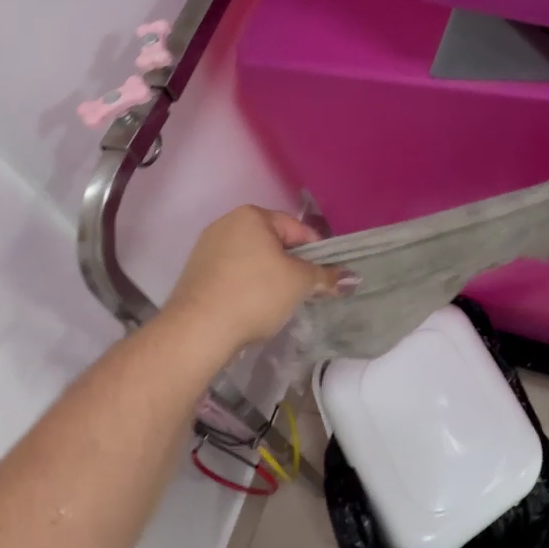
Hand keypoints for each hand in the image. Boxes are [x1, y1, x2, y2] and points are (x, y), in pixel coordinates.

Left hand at [160, 204, 350, 356]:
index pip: (297, 229)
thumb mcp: (300, 283)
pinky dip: (246, 288)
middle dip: (291, 266)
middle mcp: (227, 224)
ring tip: (278, 304)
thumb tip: (353, 278)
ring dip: (269, 278)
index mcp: (252, 215)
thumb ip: (327, 276)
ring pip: (252, 261)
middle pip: (274, 243)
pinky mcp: (194, 275)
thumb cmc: (255, 294)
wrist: (196, 332)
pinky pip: (232, 275)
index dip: (316, 253)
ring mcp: (206, 249)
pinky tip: (252, 309)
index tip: (323, 277)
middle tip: (303, 291)